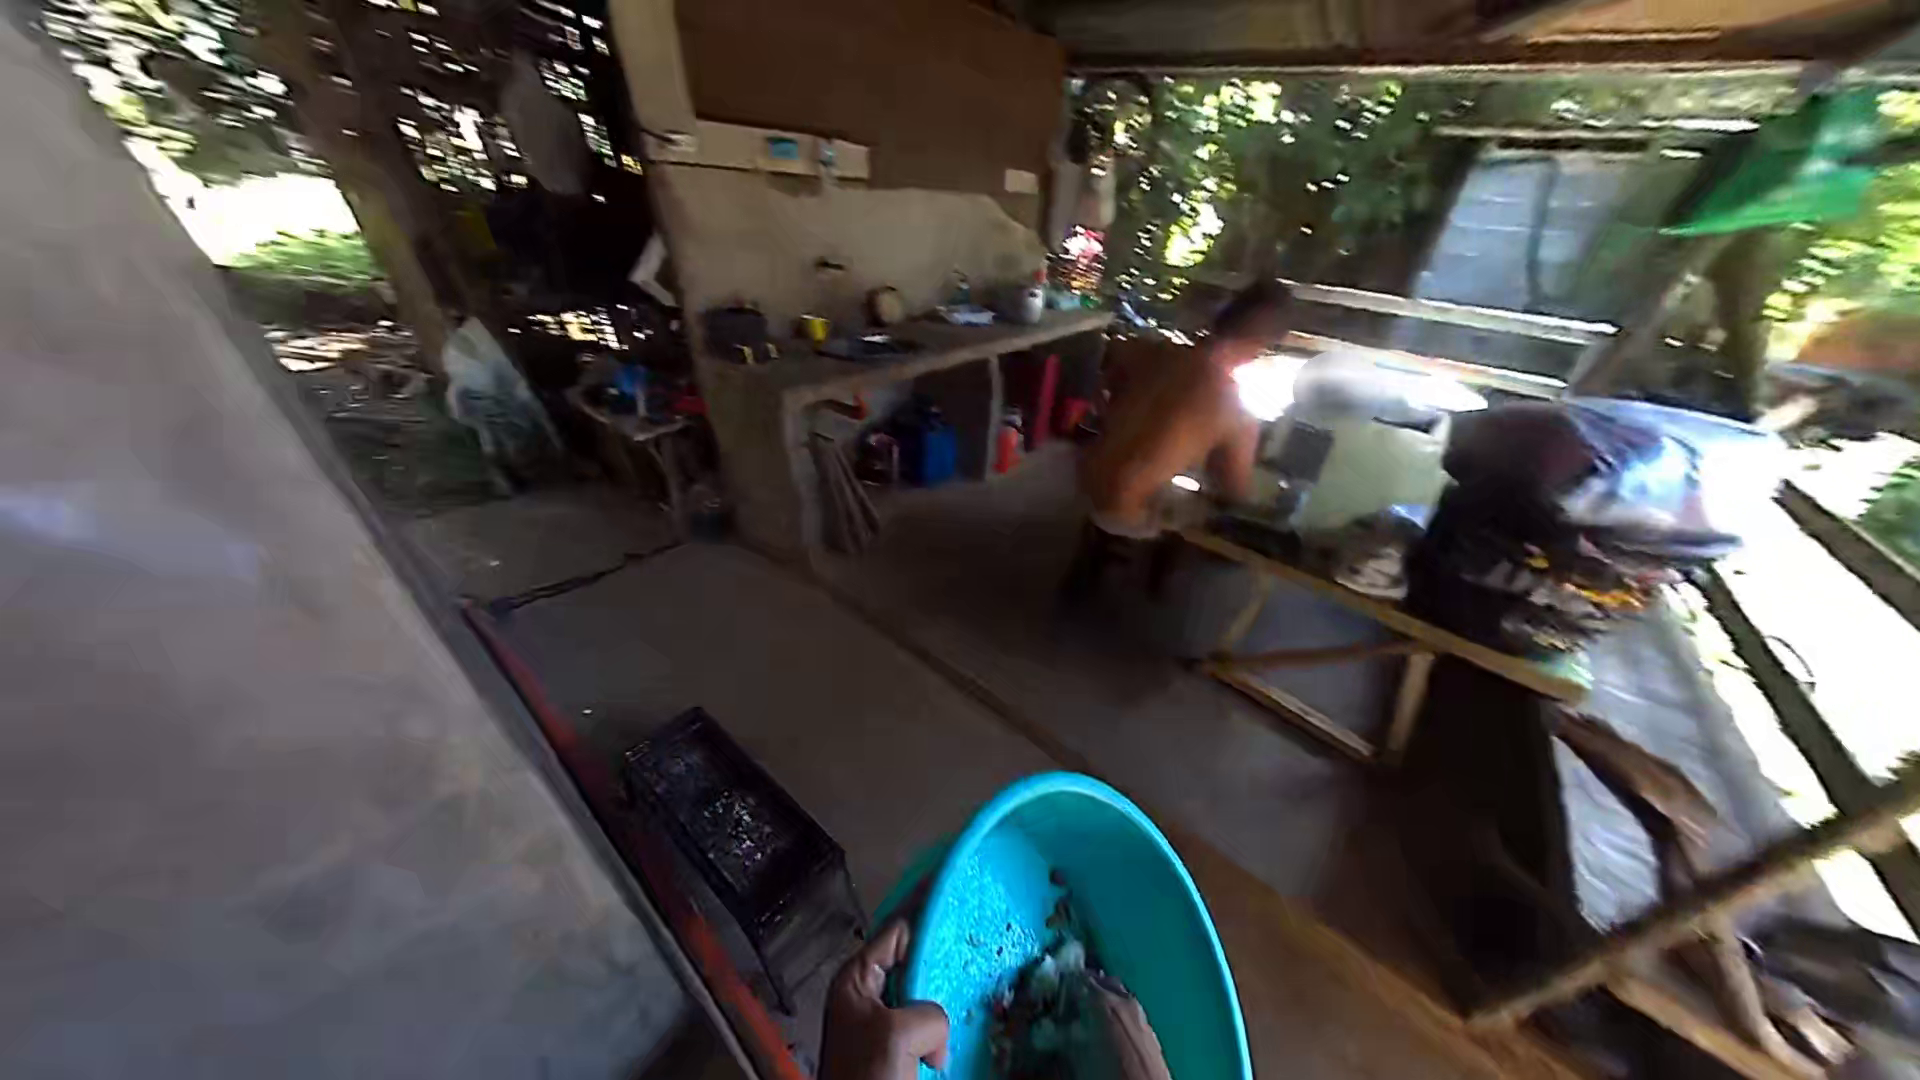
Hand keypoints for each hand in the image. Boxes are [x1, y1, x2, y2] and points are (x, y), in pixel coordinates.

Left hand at [820, 921, 949, 1079]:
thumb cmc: (868, 1079)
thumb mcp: (900, 1034)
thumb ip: (930, 1013)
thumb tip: (939, 1040)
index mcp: (856, 980)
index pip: (898, 934)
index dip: (927, 924)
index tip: (958, 914)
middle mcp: (866, 996)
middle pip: (911, 966)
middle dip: (936, 973)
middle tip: (965, 969)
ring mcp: (879, 1027)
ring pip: (920, 1001)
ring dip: (938, 1013)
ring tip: (955, 1016)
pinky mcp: (892, 1055)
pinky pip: (923, 1031)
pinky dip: (937, 1038)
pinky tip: (944, 1050)